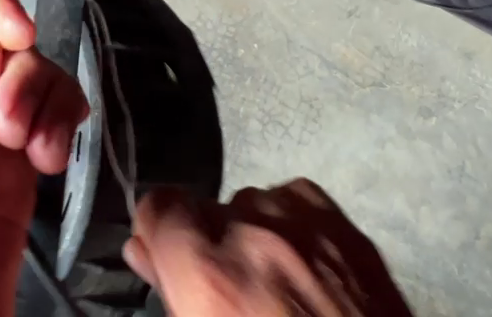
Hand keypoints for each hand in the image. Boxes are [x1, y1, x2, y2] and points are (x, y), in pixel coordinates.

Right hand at [123, 179, 412, 316]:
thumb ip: (172, 288)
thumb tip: (143, 250)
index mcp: (214, 274)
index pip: (158, 205)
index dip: (158, 231)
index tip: (166, 255)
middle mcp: (255, 233)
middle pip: (207, 207)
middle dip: (210, 242)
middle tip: (231, 292)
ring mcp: (307, 223)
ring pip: (252, 201)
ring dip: (252, 233)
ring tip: (276, 285)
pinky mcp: (348, 225)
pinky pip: (296, 200)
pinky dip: (292, 225)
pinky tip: (304, 266)